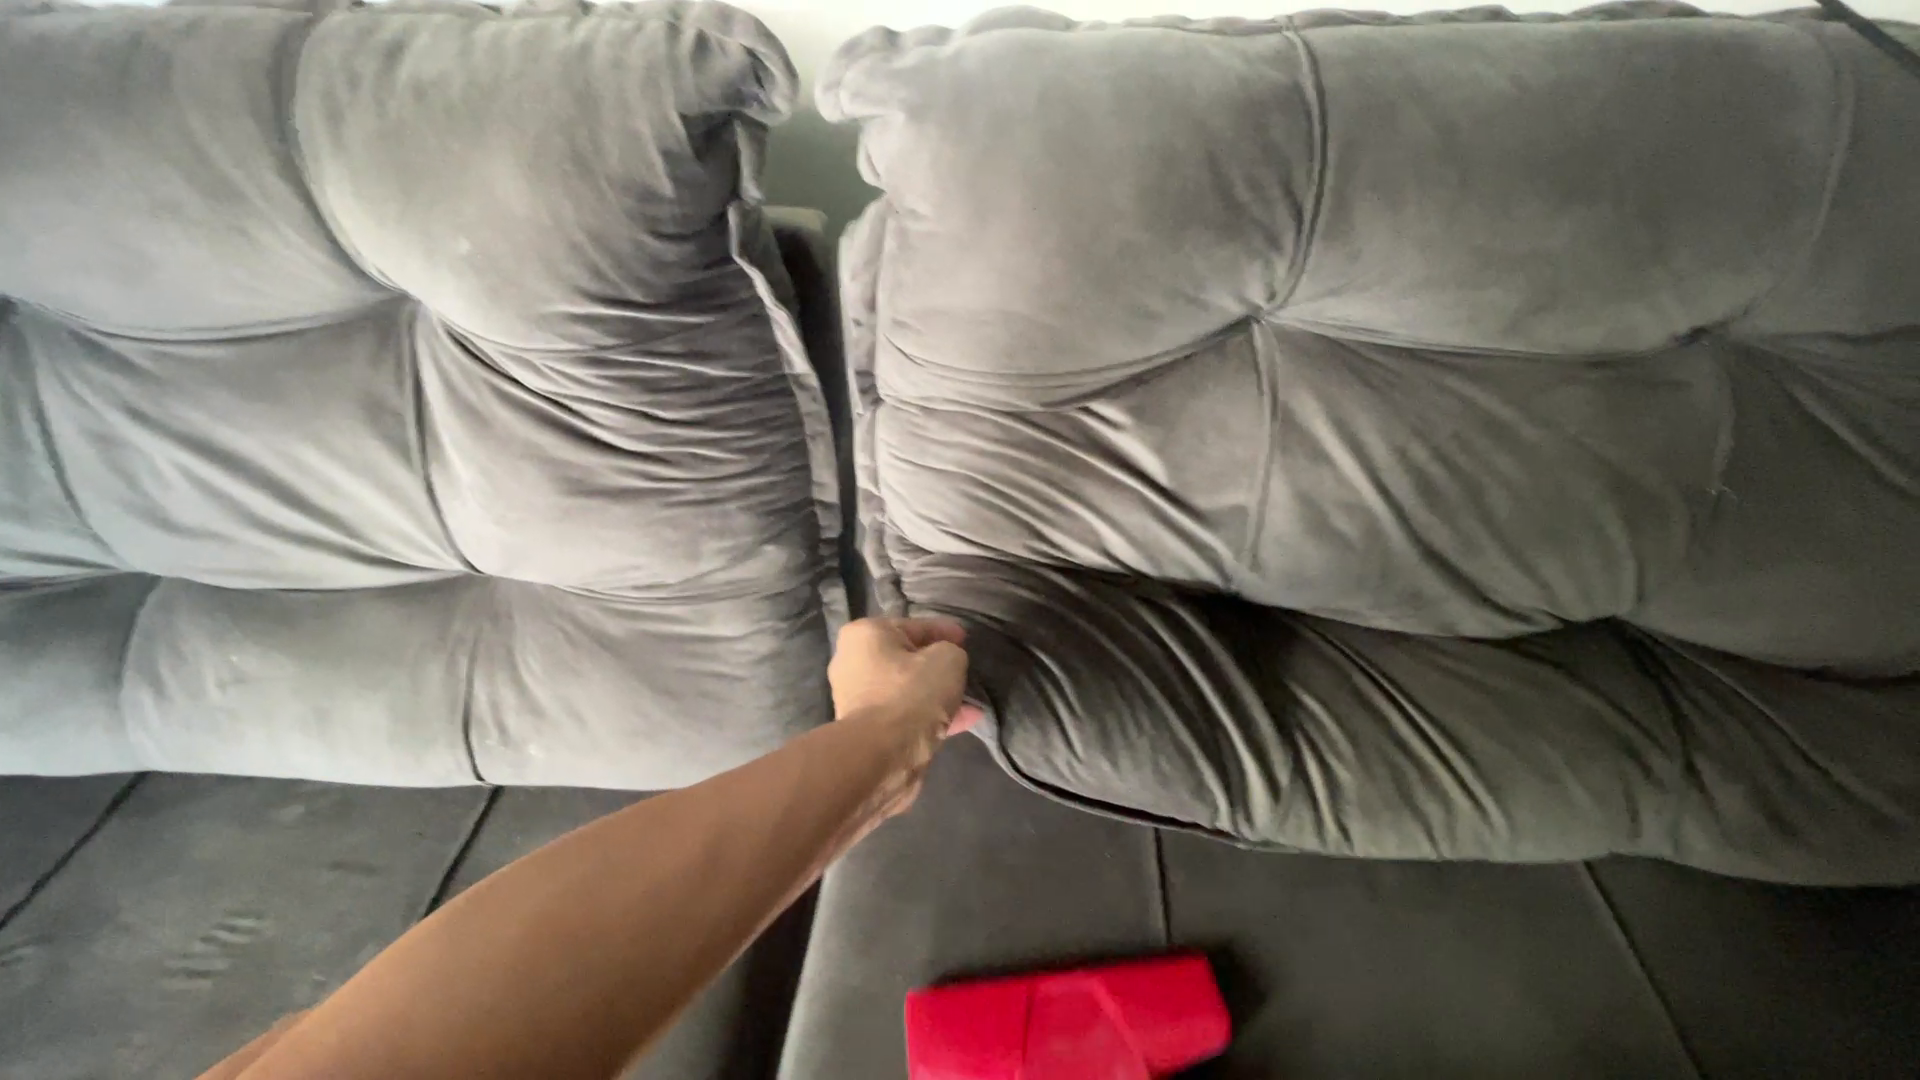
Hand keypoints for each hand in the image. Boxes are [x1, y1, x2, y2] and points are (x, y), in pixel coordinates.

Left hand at [828, 617, 985, 817]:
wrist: (883, 755)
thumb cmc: (912, 693)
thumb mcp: (947, 659)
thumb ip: (952, 651)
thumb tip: (946, 661)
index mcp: (865, 635)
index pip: (914, 626)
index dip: (944, 631)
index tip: (967, 639)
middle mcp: (853, 662)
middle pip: (907, 659)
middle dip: (938, 666)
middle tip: (965, 671)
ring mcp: (856, 698)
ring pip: (907, 690)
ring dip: (937, 694)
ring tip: (970, 701)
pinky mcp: (866, 729)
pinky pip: (905, 714)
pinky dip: (930, 715)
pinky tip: (963, 721)